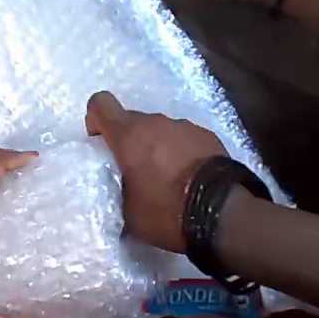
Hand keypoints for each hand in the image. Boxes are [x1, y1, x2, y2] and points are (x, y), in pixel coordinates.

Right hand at [85, 91, 227, 251]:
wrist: (222, 212)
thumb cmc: (167, 211)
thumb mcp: (128, 213)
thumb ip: (117, 190)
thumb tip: (120, 187)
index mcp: (129, 136)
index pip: (100, 104)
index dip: (96, 120)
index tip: (102, 144)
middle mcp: (156, 122)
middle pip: (132, 121)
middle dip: (128, 142)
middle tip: (134, 173)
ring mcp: (185, 126)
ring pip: (159, 130)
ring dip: (156, 147)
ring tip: (166, 178)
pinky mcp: (207, 135)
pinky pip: (183, 138)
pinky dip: (180, 151)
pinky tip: (188, 176)